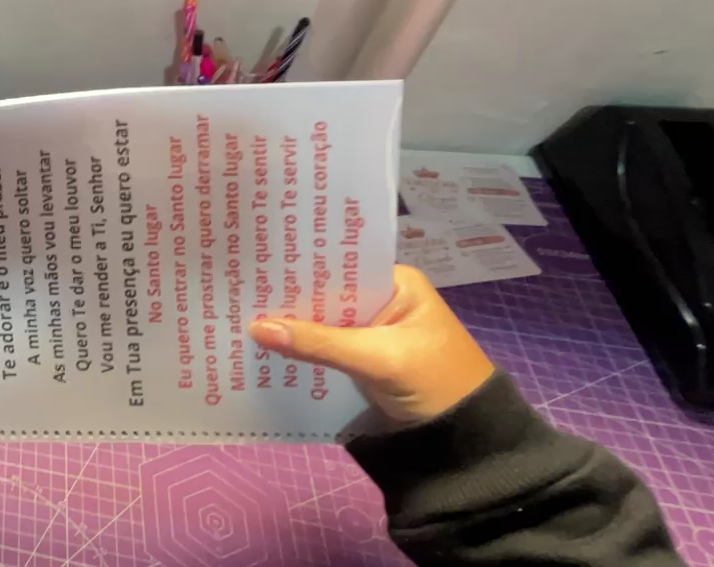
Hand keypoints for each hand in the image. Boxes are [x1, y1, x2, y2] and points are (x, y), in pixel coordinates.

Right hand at [247, 264, 494, 425]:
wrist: (474, 448)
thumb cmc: (439, 386)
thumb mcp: (380, 360)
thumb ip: (319, 343)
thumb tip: (255, 328)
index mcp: (396, 283)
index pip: (337, 265)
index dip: (297, 266)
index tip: (255, 264)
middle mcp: (381, 298)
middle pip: (324, 291)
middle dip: (288, 296)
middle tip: (239, 288)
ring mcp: (370, 327)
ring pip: (320, 318)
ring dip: (290, 322)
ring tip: (241, 311)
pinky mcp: (361, 354)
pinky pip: (322, 341)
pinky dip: (300, 344)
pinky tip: (265, 341)